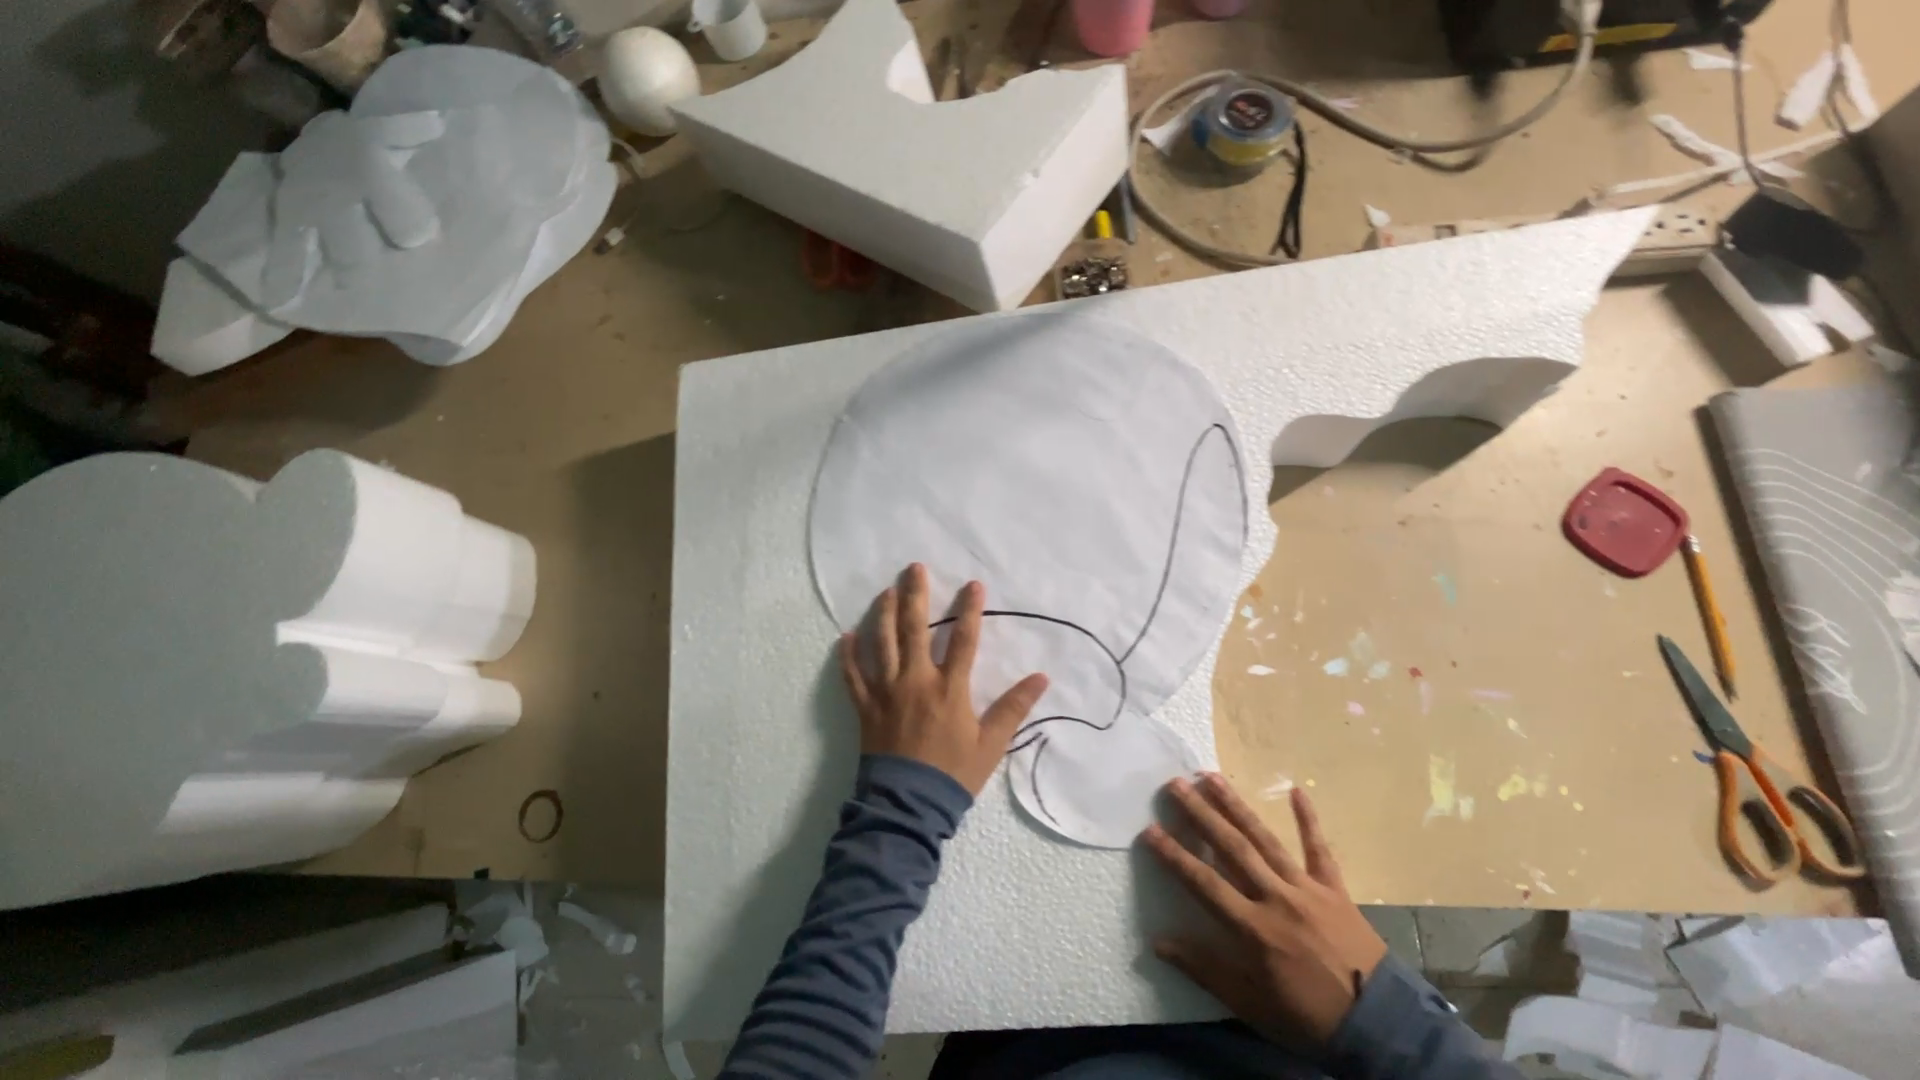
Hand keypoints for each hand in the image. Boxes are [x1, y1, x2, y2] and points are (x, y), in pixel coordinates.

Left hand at [840, 564, 1049, 794]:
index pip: (964, 639)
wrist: (908, 805)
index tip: (973, 585)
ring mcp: (887, 692)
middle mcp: (916, 682)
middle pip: (915, 630)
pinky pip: (853, 677)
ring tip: (885, 591)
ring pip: (882, 644)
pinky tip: (845, 636)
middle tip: (914, 568)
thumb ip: (1014, 708)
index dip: (969, 610)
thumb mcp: (992, 744)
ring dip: (883, 615)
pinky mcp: (866, 708)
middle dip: (916, 596)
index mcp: (950, 688)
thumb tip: (1042, 678)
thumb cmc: (954, 774)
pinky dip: (848, 656)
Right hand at [1142, 774, 1387, 1046]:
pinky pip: (1319, 849)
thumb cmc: (1307, 1017)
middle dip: (1200, 815)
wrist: (1378, 1024)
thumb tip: (1159, 942)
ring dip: (1236, 806)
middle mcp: (1276, 898)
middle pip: (1231, 849)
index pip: (1203, 883)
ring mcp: (1307, 889)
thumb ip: (1205, 970)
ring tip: (1212, 777)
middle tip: (1175, 785)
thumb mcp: (1250, 1004)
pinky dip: (1308, 819)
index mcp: (1253, 928)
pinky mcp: (1335, 889)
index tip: (1149, 830)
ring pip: (1265, 840)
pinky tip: (1296, 790)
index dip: (1174, 856)